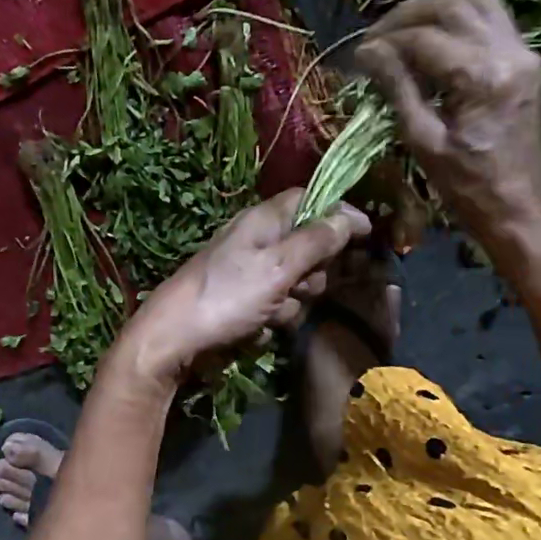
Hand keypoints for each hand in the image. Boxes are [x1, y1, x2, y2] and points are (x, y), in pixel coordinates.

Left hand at [111, 189, 369, 388]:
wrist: (173, 341)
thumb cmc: (226, 297)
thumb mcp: (278, 267)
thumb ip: (317, 241)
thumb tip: (350, 217)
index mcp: (264, 219)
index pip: (313, 198)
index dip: (341, 213)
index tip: (367, 234)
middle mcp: (260, 238)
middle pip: (311, 243)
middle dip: (316, 269)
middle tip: (304, 285)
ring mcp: (252, 270)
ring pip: (299, 278)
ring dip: (295, 298)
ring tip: (274, 310)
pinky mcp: (247, 298)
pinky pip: (280, 302)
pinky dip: (276, 315)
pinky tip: (259, 325)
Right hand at [355, 0, 540, 244]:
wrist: (517, 205)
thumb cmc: (467, 185)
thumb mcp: (423, 140)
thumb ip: (397, 87)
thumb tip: (368, 51)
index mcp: (482, 79)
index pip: (424, 40)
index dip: (386, 42)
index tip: (360, 54)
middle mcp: (509, 54)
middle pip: (451, 7)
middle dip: (407, 15)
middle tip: (376, 35)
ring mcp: (523, 53)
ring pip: (476, 1)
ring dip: (436, 5)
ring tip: (404, 25)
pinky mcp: (527, 59)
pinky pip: (494, 17)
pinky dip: (462, 14)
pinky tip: (438, 30)